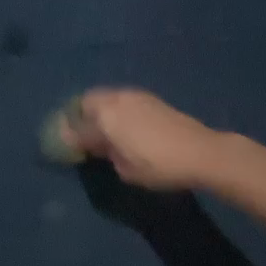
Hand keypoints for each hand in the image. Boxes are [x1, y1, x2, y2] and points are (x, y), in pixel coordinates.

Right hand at [59, 87, 228, 190]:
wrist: (201, 152)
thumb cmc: (158, 165)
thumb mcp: (125, 168)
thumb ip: (105, 152)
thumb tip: (99, 145)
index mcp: (105, 117)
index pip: (77, 125)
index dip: (68, 136)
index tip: (64, 145)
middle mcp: (115, 100)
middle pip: (87, 101)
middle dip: (80, 116)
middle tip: (81, 134)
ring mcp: (134, 96)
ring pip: (105, 97)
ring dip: (98, 110)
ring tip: (101, 130)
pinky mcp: (150, 99)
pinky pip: (121, 99)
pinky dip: (115, 109)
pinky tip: (122, 126)